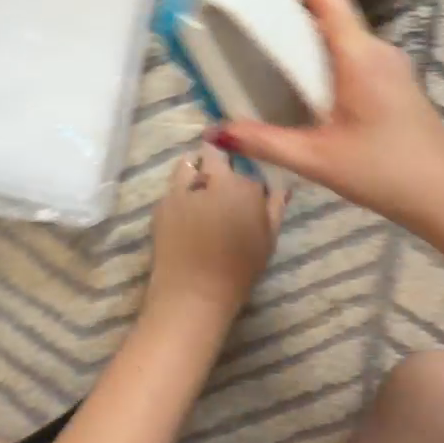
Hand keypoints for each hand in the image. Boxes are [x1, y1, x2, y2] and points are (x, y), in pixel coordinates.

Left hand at [145, 145, 286, 326]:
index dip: (247, 174)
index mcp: (243, 186)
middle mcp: (212, 179)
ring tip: (199, 188)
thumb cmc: (239, 269)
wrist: (193, 291)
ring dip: (195, 169)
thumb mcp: (268, 239)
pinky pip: (173, 188)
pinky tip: (185, 212)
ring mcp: (182, 189)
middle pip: (214, 152)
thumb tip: (282, 186)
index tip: (246, 186)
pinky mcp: (162, 203)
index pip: (248, 166)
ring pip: (188, 163)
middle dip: (218, 157)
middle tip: (221, 176)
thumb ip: (275, 207)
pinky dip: (180, 192)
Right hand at [210, 0, 443, 222]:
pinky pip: (354, 56)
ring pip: (345, 37)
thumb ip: (263, 142)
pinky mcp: (396, 86)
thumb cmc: (385, 173)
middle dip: (295, 7)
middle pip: (334, 13)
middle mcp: (377, 52)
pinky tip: (303, 83)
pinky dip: (325, 56)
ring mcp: (391, 68)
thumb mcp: (316, 160)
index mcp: (359, 57)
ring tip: (270, 48)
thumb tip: (215, 132)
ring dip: (310, 34)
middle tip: (253, 15)